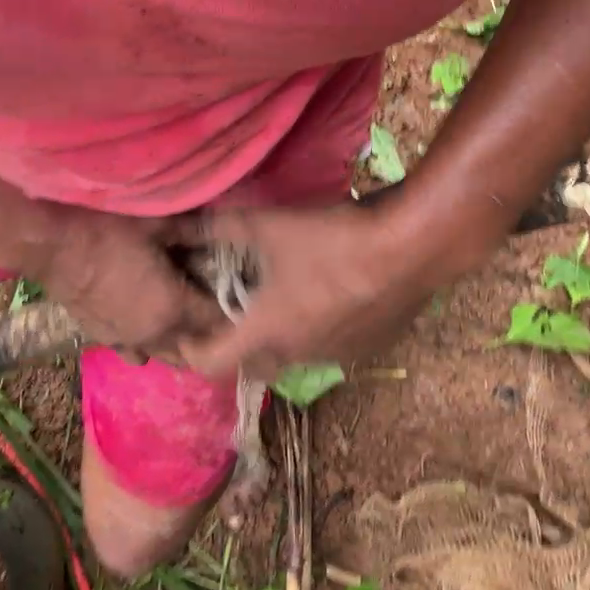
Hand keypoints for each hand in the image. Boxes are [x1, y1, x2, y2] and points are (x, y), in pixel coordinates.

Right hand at [19, 205, 225, 356]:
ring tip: (185, 319)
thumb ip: (193, 230)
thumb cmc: (106, 229)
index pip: (218, 324)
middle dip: (209, 334)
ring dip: (180, 343)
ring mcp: (127, 341)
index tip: (240, 298)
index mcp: (174, 308)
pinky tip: (146, 323)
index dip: (231, 312)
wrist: (50, 244)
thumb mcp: (157, 223)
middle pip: (195, 349)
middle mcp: (155, 335)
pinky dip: (148, 344)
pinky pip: (135, 353)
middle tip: (215, 307)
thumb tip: (220, 228)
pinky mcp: (103, 339)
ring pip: (166, 357)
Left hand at [179, 202, 503, 381]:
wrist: (411, 247)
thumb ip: (217, 227)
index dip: (190, 351)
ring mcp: (337, 356)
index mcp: (267, 331)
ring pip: (295, 357)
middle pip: (253, 366)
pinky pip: (331, 348)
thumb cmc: (330, 239)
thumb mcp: (267, 226)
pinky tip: (326, 297)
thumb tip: (178, 224)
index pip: (211, 363)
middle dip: (237, 347)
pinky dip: (317, 331)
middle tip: (231, 314)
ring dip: (280, 339)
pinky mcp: (370, 347)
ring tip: (280, 301)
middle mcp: (298, 354)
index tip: (185, 332)